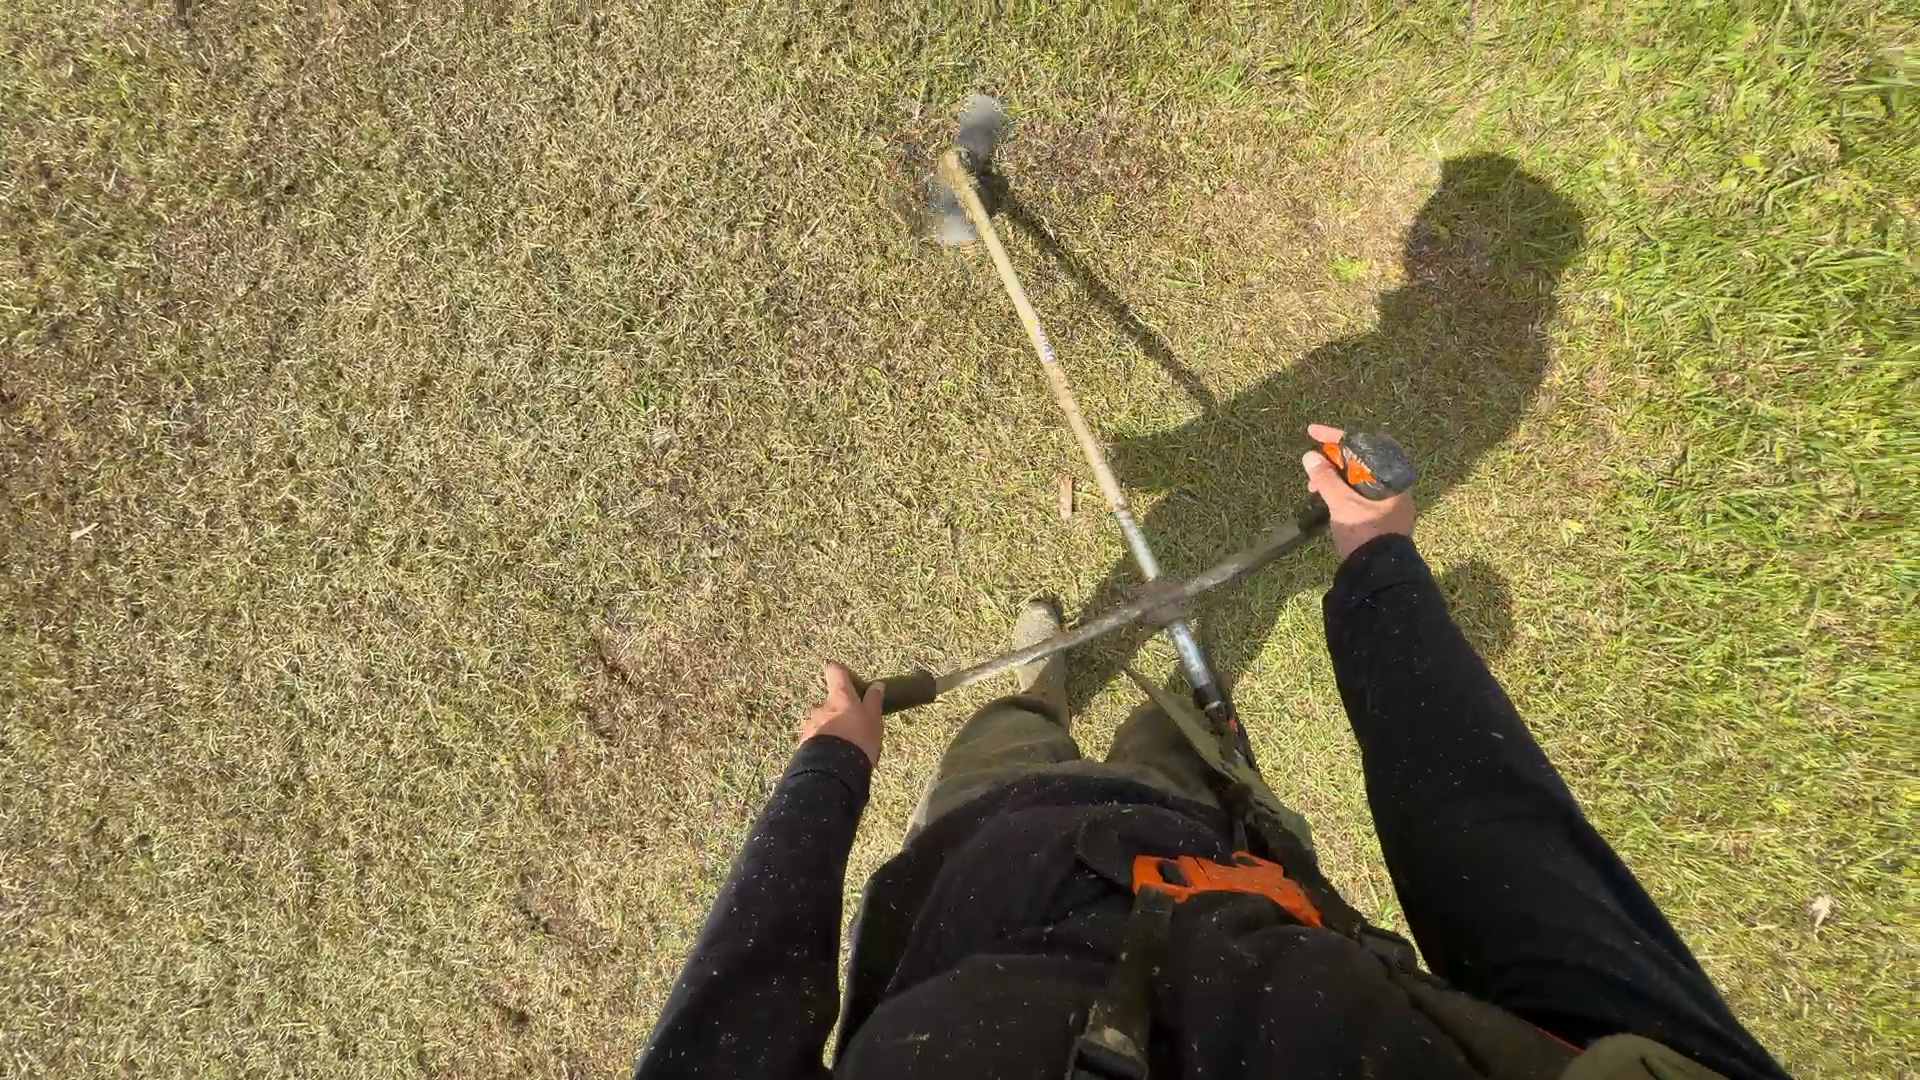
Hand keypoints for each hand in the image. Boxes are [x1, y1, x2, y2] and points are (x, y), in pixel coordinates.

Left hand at [799, 661, 884, 764]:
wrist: (832, 771)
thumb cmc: (858, 739)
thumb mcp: (873, 719)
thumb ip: (873, 701)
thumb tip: (877, 685)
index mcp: (840, 697)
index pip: (836, 672)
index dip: (839, 670)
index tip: (844, 673)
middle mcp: (821, 707)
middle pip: (829, 701)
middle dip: (838, 709)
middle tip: (852, 724)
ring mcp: (811, 725)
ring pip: (822, 721)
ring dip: (830, 728)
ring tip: (843, 744)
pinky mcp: (804, 744)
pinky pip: (815, 738)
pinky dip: (823, 742)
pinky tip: (832, 755)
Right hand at [1301, 423, 1416, 558]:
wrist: (1379, 570)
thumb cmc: (1365, 532)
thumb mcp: (1341, 504)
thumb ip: (1325, 479)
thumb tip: (1309, 456)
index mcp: (1392, 476)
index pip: (1363, 445)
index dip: (1335, 437)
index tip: (1312, 431)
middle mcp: (1393, 484)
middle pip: (1360, 460)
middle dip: (1331, 460)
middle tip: (1310, 466)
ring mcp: (1387, 499)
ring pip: (1357, 477)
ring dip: (1332, 477)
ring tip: (1312, 488)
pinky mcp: (1379, 513)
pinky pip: (1358, 491)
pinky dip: (1339, 490)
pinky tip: (1324, 497)